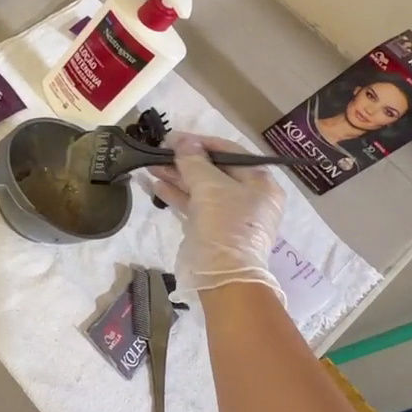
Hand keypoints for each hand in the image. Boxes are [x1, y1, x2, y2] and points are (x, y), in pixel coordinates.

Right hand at [150, 132, 286, 295]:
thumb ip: (194, 161)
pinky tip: (157, 185)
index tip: (173, 138)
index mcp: (260, 183)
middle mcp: (249, 196)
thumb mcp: (209, 186)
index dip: (201, 143)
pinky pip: (195, 205)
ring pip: (201, 188)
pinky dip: (177, 194)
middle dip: (185, 161)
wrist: (222, 273)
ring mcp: (231, 214)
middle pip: (214, 170)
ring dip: (177, 176)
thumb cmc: (224, 223)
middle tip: (159, 151)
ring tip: (151, 165)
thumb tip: (182, 140)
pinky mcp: (213, 228)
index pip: (230, 152)